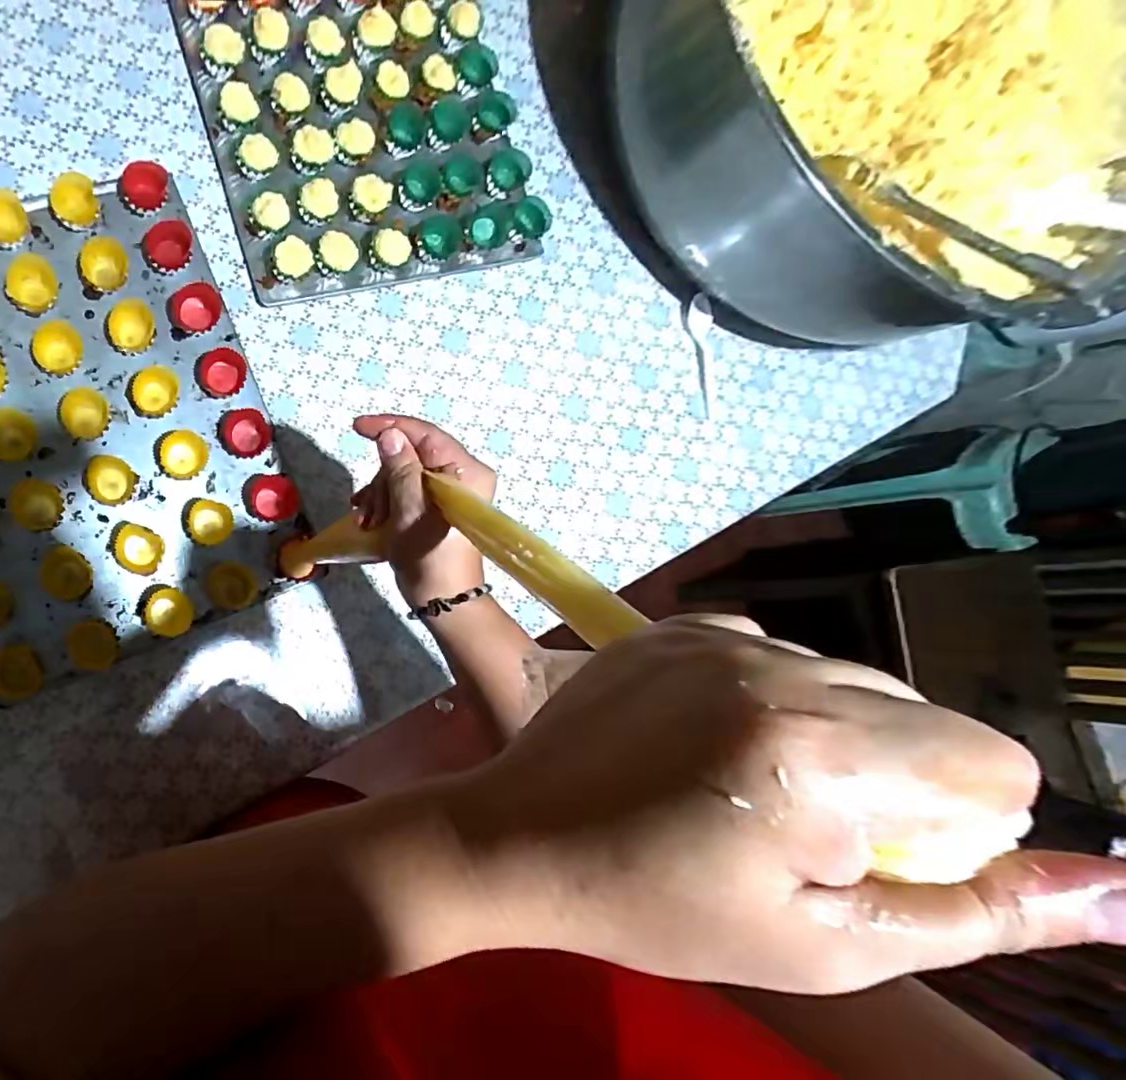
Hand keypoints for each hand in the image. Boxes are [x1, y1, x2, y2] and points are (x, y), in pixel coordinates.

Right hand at [350, 414, 494, 606]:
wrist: (442, 600)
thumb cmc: (430, 557)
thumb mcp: (411, 511)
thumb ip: (401, 470)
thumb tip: (388, 436)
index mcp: (465, 472)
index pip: (425, 435)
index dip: (390, 427)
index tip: (358, 427)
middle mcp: (460, 476)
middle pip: (410, 455)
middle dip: (382, 476)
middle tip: (368, 507)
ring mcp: (447, 493)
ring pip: (402, 474)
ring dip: (379, 493)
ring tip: (368, 520)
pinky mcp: (434, 508)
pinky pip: (403, 491)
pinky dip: (384, 502)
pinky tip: (369, 520)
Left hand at [458, 615, 1125, 994]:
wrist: (518, 838)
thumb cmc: (654, 903)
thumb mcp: (824, 942)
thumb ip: (978, 913)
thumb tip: (1120, 887)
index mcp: (809, 744)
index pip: (989, 761)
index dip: (954, 828)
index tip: (861, 855)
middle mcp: (758, 669)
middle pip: (912, 711)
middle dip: (889, 776)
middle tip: (789, 825)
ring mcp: (695, 642)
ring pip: (836, 677)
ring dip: (824, 729)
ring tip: (741, 782)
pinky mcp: (653, 636)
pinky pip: (760, 651)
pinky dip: (760, 692)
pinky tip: (708, 736)